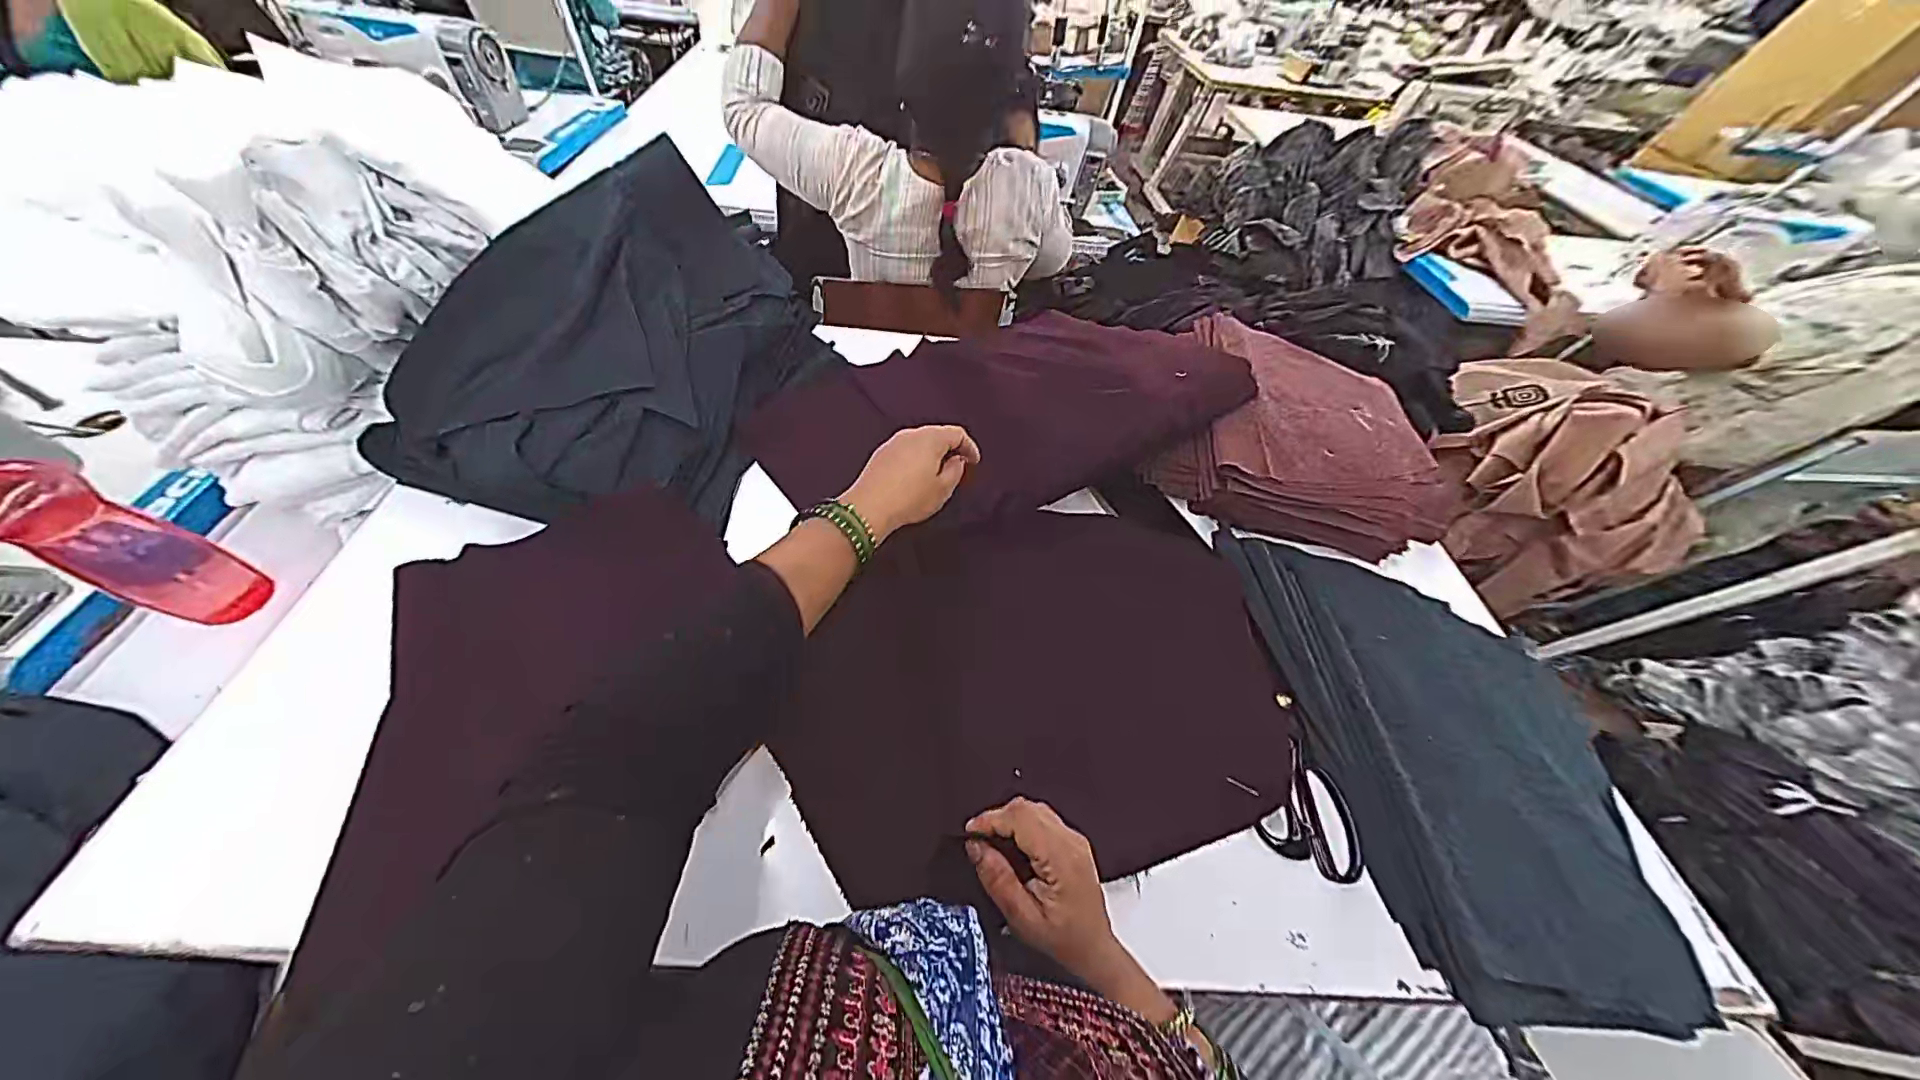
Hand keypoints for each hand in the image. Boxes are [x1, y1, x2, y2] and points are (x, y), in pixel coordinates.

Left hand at [839, 425, 979, 542]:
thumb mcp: (943, 488)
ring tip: (936, 477)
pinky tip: (915, 480)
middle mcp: (910, 435)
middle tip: (958, 467)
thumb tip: (957, 461)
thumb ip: (956, 470)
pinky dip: (915, 461)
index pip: (957, 433)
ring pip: (920, 443)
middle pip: (938, 435)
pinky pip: (905, 452)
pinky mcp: (881, 455)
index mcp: (930, 438)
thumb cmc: (906, 499)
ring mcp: (893, 443)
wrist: (869, 508)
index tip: (973, 460)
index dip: (970, 447)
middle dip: (951, 450)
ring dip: (932, 456)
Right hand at [968, 798, 1189, 1040]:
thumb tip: (976, 847)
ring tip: (992, 843)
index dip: (990, 819)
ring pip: (1033, 809)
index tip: (970, 832)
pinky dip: (1020, 825)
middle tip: (978, 839)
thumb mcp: (1022, 918)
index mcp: (1062, 858)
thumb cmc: (1065, 940)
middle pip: (1026, 807)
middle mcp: (1071, 842)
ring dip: (1008, 820)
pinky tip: (1012, 846)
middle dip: (996, 818)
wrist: (1093, 950)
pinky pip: (1041, 819)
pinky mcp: (1072, 842)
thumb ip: (998, 879)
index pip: (1021, 817)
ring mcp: (1074, 840)